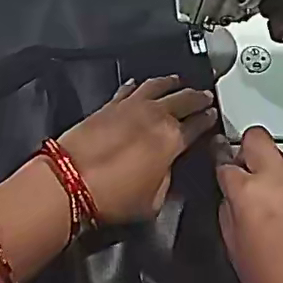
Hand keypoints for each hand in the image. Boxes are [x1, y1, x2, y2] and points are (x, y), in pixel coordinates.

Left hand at [57, 76, 218, 223]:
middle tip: (204, 96)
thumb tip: (166, 169)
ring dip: (172, 83)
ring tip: (178, 82)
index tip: (212, 117)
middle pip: (183, 99)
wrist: (70, 181)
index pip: (198, 124)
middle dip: (197, 97)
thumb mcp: (155, 200)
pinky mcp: (108, 106)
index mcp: (172, 139)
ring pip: (158, 85)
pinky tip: (140, 84)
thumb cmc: (111, 195)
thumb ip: (167, 179)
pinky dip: (139, 85)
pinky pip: (129, 88)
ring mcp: (130, 107)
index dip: (208, 120)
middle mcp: (154, 116)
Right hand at [216, 127, 282, 282]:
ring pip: (276, 154)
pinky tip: (275, 212)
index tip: (217, 180)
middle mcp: (277, 180)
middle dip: (242, 149)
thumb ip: (226, 214)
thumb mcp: (233, 250)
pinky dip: (280, 185)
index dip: (218, 172)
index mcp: (249, 191)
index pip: (224, 163)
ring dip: (263, 167)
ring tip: (256, 198)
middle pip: (255, 138)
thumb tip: (227, 199)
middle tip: (235, 171)